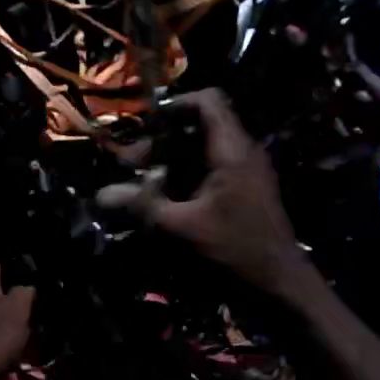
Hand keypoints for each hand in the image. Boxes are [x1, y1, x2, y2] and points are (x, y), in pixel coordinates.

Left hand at [0, 261, 33, 379]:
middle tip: (31, 307)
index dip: (19, 273)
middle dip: (13, 294)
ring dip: (6, 313)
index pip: (1, 261)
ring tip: (23, 324)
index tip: (33, 288)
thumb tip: (27, 285)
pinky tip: (7, 338)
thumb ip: (27, 289)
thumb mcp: (21, 308)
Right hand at [95, 89, 305, 293]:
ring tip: (144, 180)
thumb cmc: (233, 246)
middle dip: (163, 141)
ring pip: (205, 147)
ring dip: (173, 159)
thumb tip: (102, 194)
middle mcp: (242, 151)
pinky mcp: (246, 186)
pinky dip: (188, 172)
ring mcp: (247, 168)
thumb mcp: (183, 226)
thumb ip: (143, 205)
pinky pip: (214, 165)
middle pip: (201, 126)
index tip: (145, 125)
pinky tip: (167, 194)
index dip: (175, 105)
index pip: (208, 102)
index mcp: (231, 150)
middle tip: (133, 163)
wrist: (277, 276)